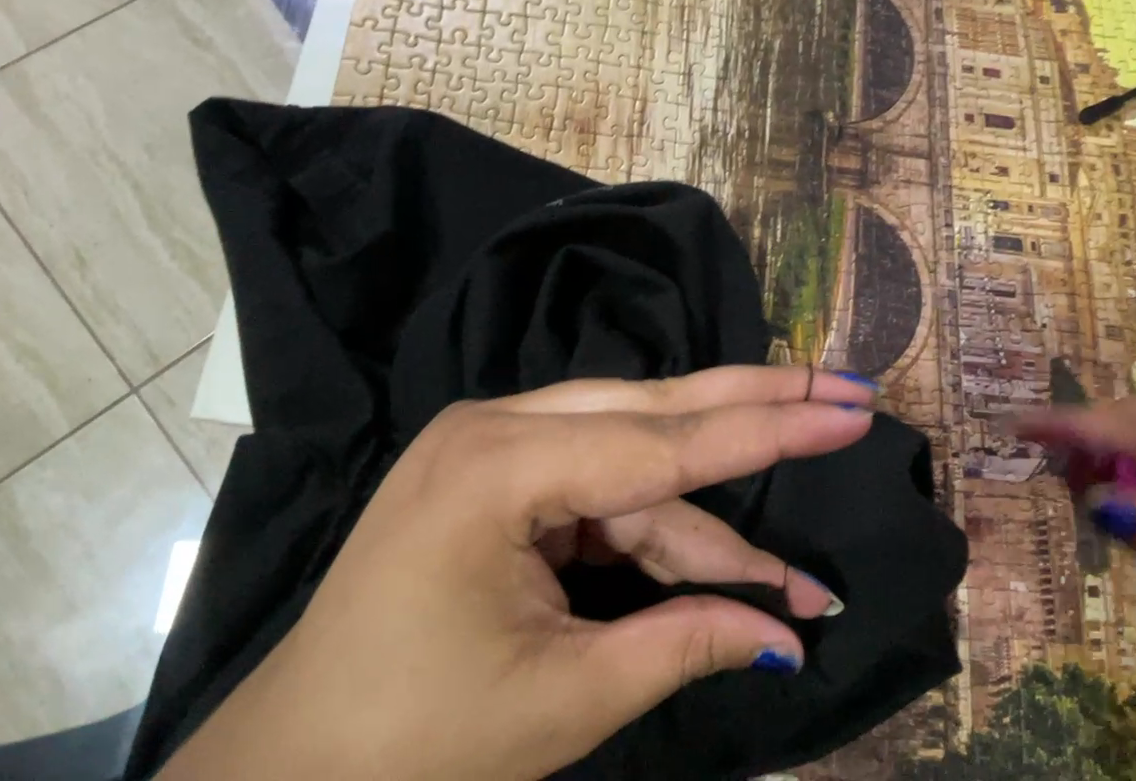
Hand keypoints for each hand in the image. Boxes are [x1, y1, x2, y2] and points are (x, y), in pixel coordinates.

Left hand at [158, 366, 874, 780]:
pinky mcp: (498, 479)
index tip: (847, 409)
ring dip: (708, 514)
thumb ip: (683, 643)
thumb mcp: (564, 696)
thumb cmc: (413, 741)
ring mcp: (493, 447)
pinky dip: (657, 533)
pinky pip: (599, 492)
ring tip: (790, 572)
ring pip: (633, 459)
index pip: (662, 442)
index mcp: (498, 464)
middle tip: (842, 392)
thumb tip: (788, 635)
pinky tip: (715, 567)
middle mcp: (496, 428)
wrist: (288, 769)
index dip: (767, 430)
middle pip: (651, 410)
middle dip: (752, 409)